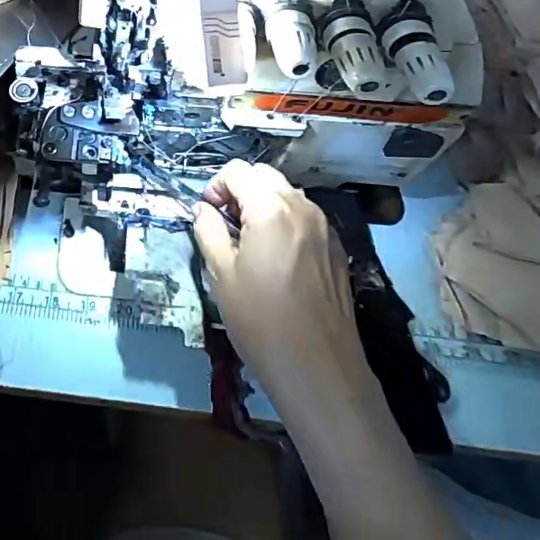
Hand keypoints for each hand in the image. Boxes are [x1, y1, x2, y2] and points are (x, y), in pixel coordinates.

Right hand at [191, 161, 365, 406]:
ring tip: (250, 243)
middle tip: (226, 225)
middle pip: (264, 175)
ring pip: (287, 194)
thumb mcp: (222, 276)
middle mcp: (302, 207)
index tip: (208, 214)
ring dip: (263, 204)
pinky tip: (277, 259)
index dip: (216, 186)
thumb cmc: (262, 321)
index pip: (238, 171)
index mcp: (271, 208)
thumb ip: (208, 231)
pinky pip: (305, 217)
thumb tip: (204, 210)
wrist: (319, 368)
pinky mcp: (336, 247)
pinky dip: (285, 222)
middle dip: (240, 190)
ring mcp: (324, 226)